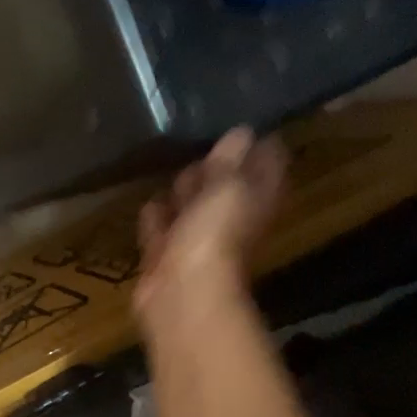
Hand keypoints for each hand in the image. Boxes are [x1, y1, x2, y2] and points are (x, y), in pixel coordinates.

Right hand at [135, 128, 287, 325]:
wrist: (182, 292)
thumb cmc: (214, 236)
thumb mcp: (227, 187)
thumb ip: (229, 161)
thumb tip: (240, 132)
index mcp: (257, 199)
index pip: (267, 164)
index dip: (257, 144)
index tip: (241, 123)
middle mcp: (232, 218)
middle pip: (228, 185)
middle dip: (217, 166)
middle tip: (202, 140)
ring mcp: (197, 239)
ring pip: (193, 207)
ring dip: (185, 191)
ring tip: (172, 164)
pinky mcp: (165, 255)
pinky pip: (161, 229)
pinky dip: (156, 216)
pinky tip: (149, 201)